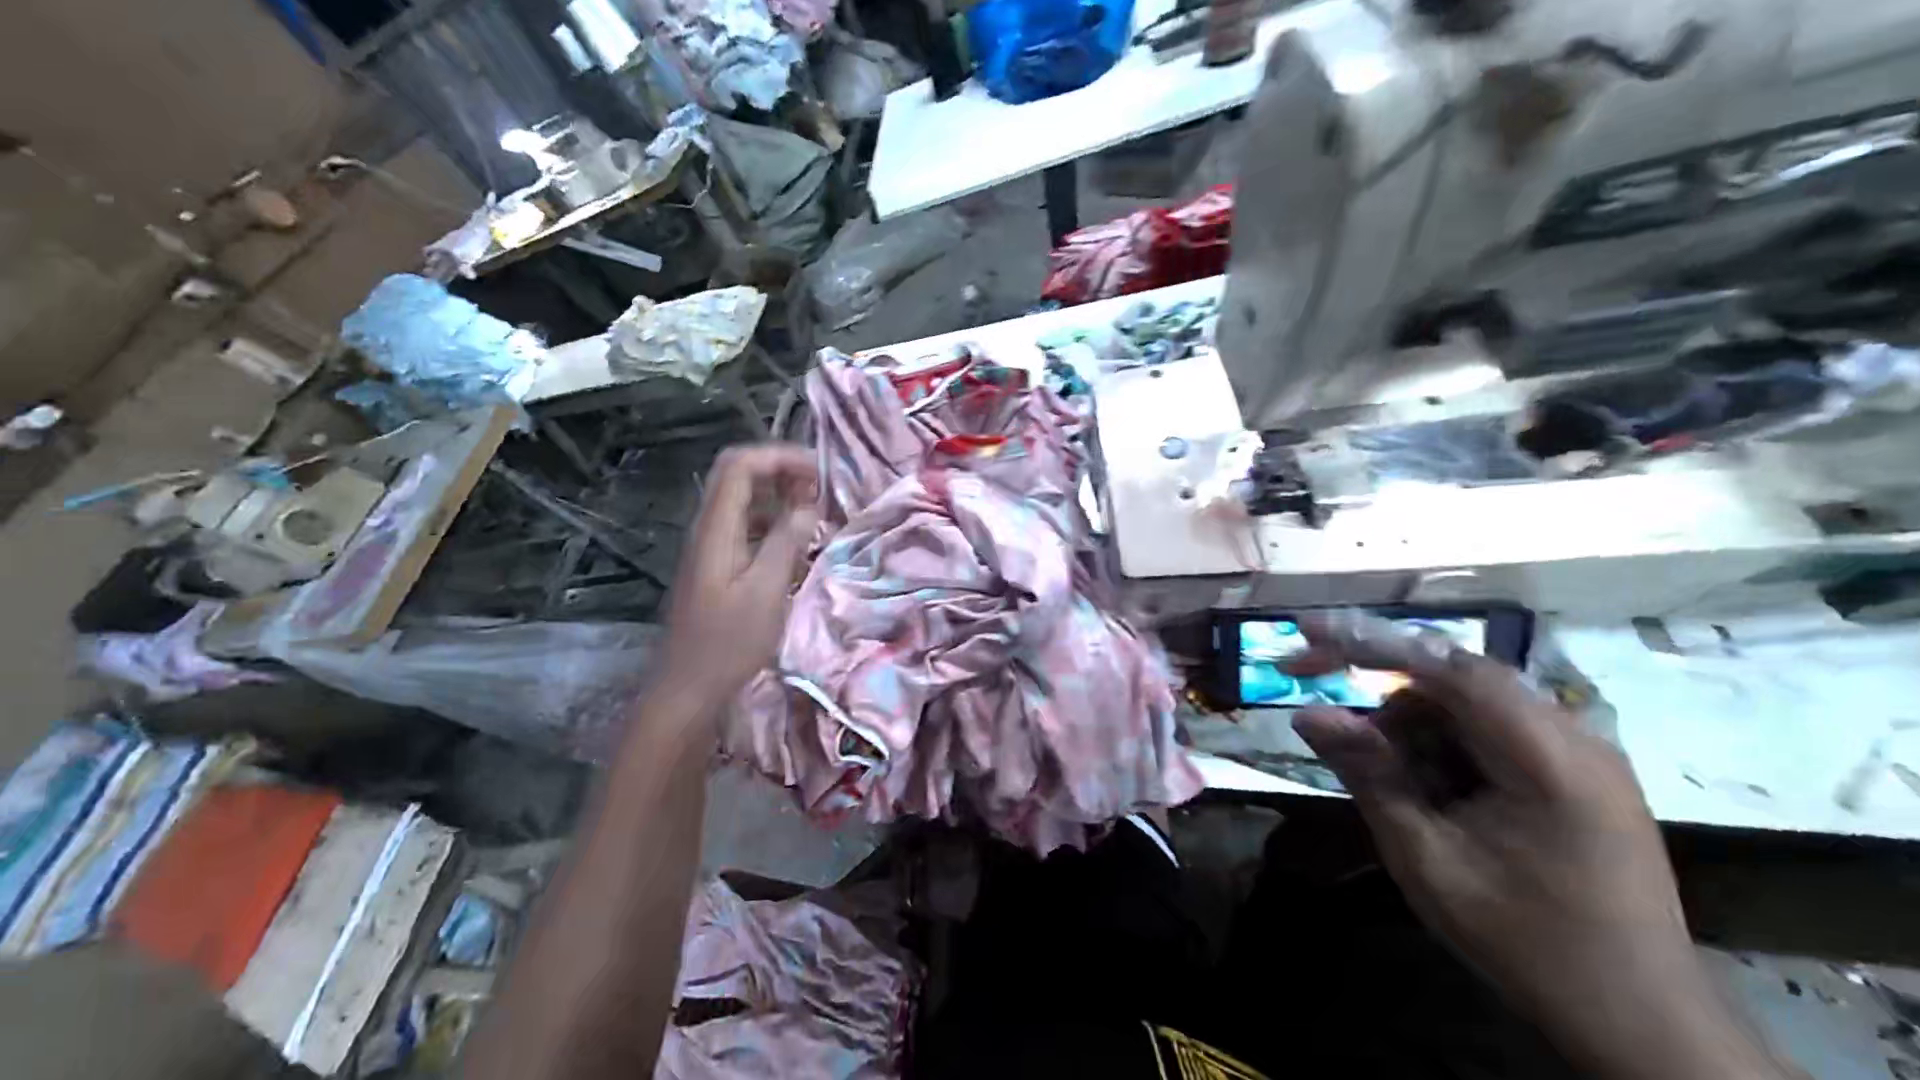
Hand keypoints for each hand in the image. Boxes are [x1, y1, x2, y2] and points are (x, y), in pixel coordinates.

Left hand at [656, 444, 817, 707]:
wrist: (687, 690)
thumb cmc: (727, 644)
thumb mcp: (766, 592)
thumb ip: (787, 542)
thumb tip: (808, 503)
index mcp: (716, 529)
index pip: (740, 465)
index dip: (780, 456)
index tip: (819, 473)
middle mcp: (708, 529)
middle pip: (739, 475)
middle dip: (781, 471)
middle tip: (820, 489)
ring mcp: (711, 547)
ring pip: (744, 501)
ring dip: (779, 496)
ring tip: (816, 513)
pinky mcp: (718, 566)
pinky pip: (747, 528)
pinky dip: (774, 523)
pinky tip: (797, 544)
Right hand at [1287, 611, 1793, 1079]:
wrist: (1639, 1017)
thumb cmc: (1525, 940)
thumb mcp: (1426, 857)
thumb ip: (1369, 775)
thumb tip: (1308, 714)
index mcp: (1547, 757)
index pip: (1445, 666)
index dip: (1369, 640)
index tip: (1304, 632)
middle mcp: (1571, 736)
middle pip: (1451, 681)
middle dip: (1380, 689)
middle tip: (1319, 707)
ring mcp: (1578, 753)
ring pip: (1464, 706)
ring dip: (1410, 728)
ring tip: (1388, 783)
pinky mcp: (1572, 772)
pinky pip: (1486, 732)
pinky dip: (1439, 746)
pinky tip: (1426, 788)